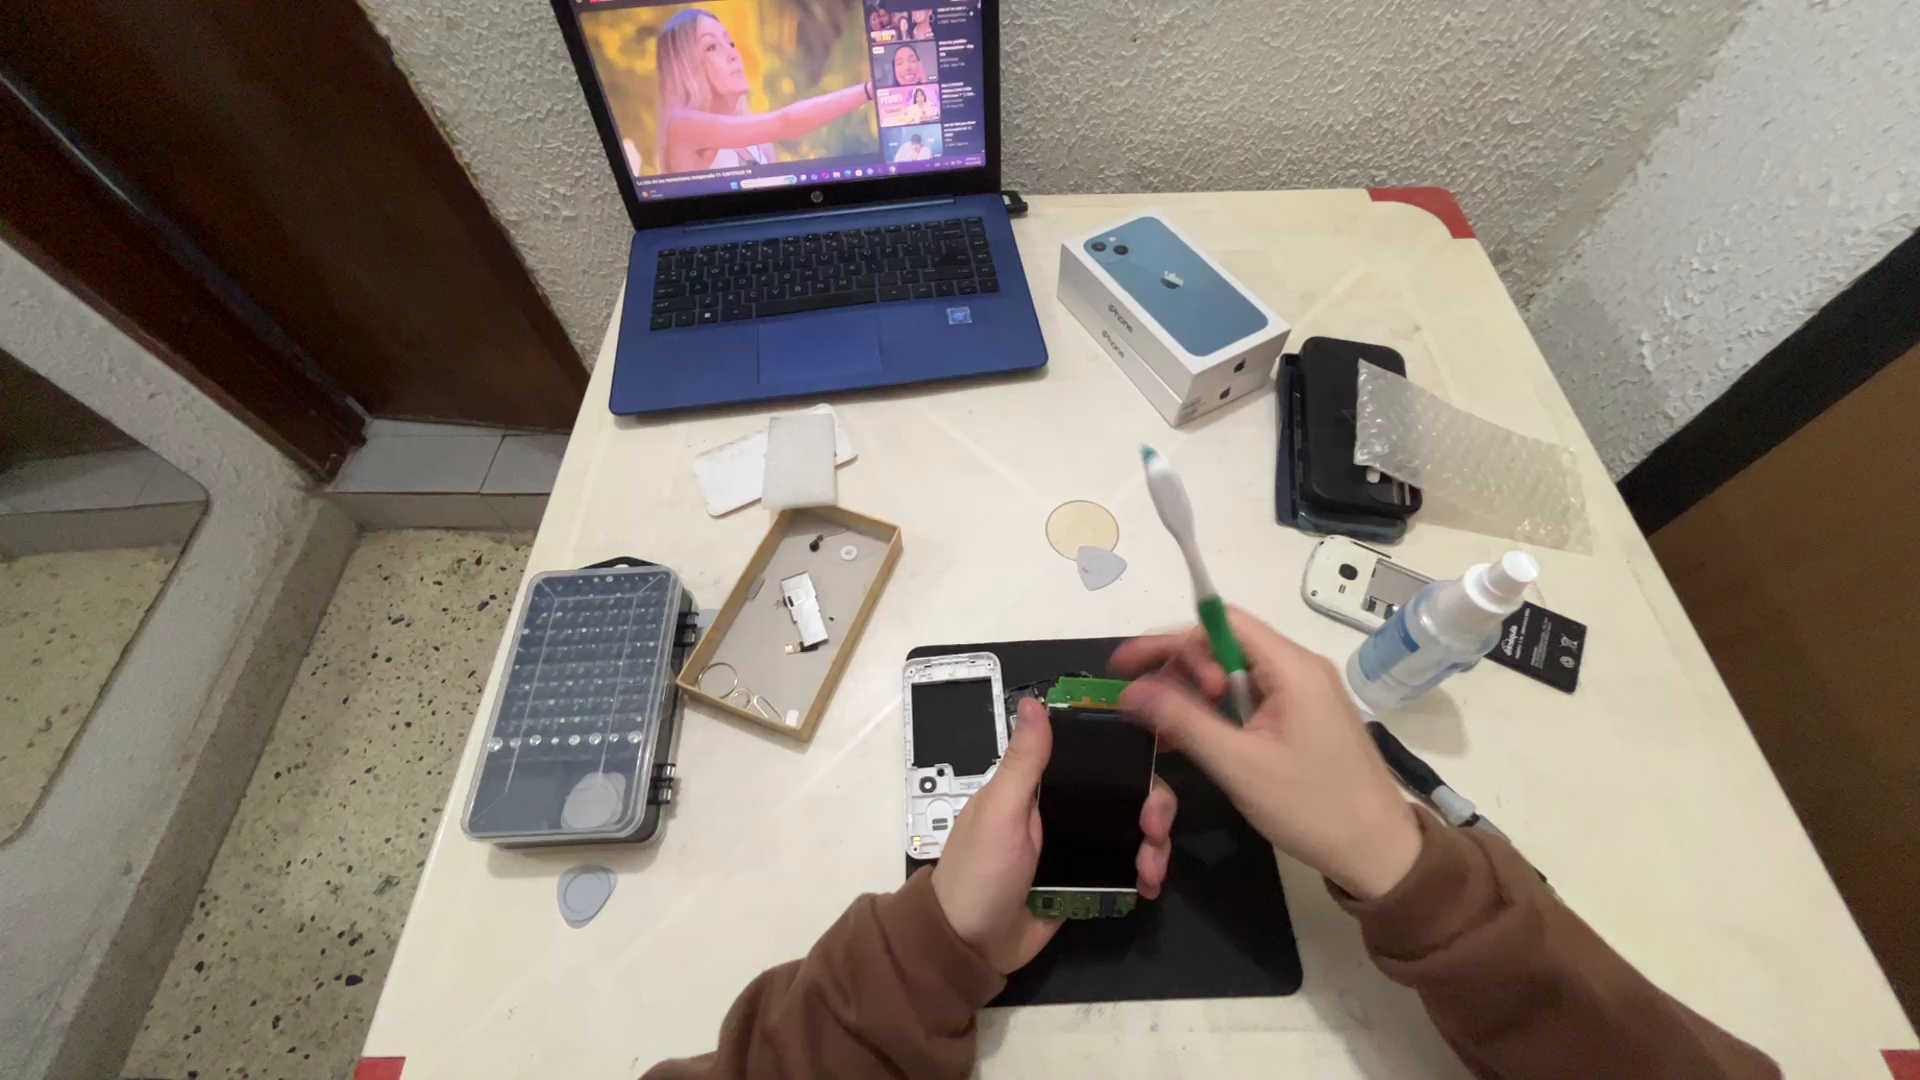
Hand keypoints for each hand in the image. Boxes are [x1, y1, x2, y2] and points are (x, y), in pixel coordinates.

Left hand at [931, 697, 1176, 973]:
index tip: (1149, 762)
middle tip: (1155, 829)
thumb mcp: (999, 811)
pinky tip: (1149, 885)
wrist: (971, 946)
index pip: (1091, 754)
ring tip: (1152, 869)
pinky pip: (1126, 866)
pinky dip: (1144, 872)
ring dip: (1153, 843)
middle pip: (1122, 791)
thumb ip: (1022, 762)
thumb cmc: (979, 870)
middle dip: (1151, 804)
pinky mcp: (1088, 879)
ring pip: (1131, 828)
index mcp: (1038, 783)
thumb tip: (1035, 702)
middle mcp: (1061, 807)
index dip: (1124, 753)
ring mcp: (1077, 844)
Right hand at [1111, 608, 1421, 899]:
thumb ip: (1182, 719)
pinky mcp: (1301, 716)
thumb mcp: (1238, 764)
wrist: (1381, 856)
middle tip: (1149, 706)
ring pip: (1232, 671)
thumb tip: (1131, 690)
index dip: (1171, 640)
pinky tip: (1191, 736)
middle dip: (1180, 669)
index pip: (1220, 624)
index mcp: (1291, 668)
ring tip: (1164, 728)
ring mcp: (1302, 692)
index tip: (1132, 667)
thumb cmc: (1313, 807)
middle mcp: (1299, 668)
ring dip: (1193, 693)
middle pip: (1223, 643)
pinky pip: (1247, 697)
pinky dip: (1215, 710)